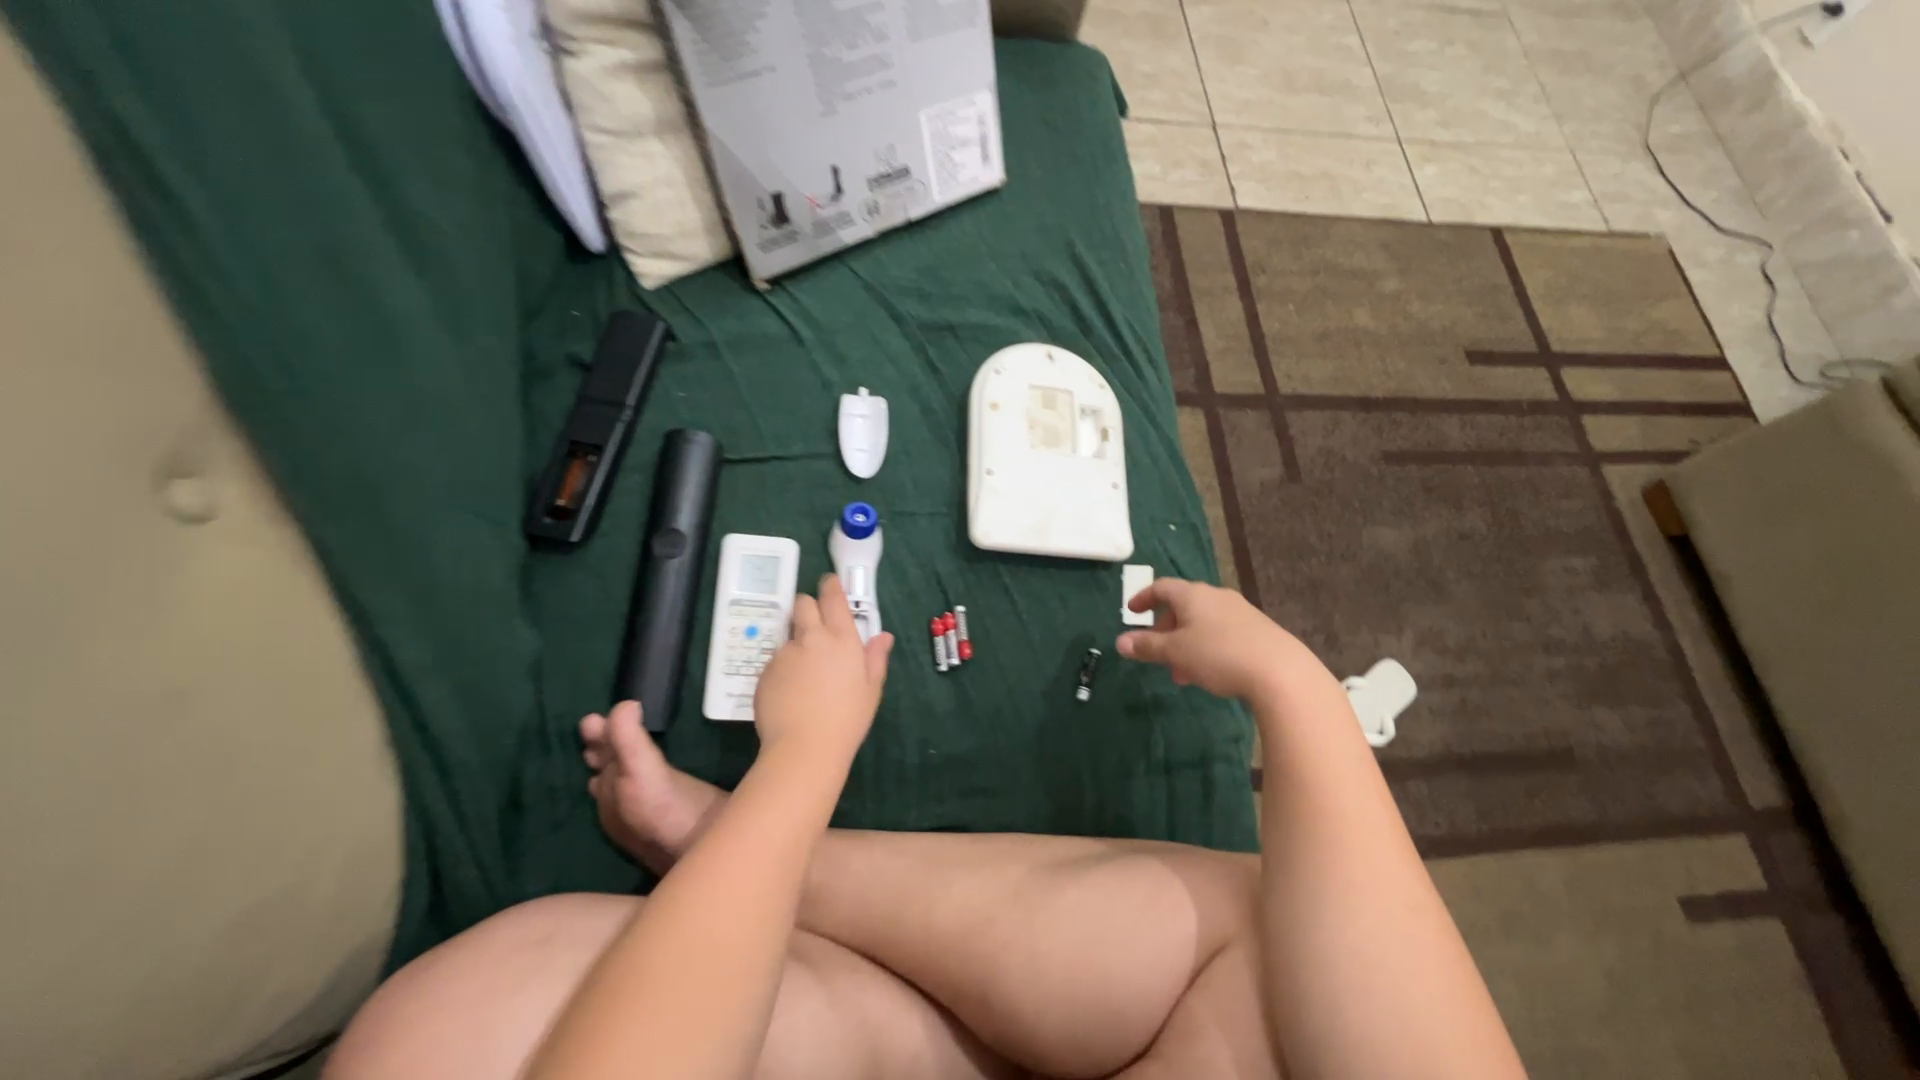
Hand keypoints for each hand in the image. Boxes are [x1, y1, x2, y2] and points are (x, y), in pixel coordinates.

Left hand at [752, 574, 893, 763]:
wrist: (805, 747)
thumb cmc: (847, 719)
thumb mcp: (871, 688)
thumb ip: (875, 657)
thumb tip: (883, 636)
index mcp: (842, 638)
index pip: (832, 597)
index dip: (831, 586)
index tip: (830, 584)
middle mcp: (811, 637)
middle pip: (802, 603)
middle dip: (807, 607)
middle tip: (814, 627)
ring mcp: (784, 652)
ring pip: (788, 635)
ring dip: (796, 643)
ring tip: (804, 674)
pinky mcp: (765, 670)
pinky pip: (775, 660)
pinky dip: (782, 668)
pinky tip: (790, 692)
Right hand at [1116, 578, 1318, 703]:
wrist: (1279, 671)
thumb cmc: (1218, 655)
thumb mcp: (1175, 653)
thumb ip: (1147, 646)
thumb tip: (1120, 642)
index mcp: (1193, 595)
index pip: (1162, 587)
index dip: (1144, 598)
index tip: (1132, 611)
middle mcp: (1216, 596)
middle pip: (1183, 605)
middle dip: (1166, 628)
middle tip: (1156, 651)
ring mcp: (1240, 612)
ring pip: (1203, 622)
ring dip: (1186, 642)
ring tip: (1181, 673)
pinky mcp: (1258, 630)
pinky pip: (1222, 632)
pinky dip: (1206, 647)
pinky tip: (1209, 672)